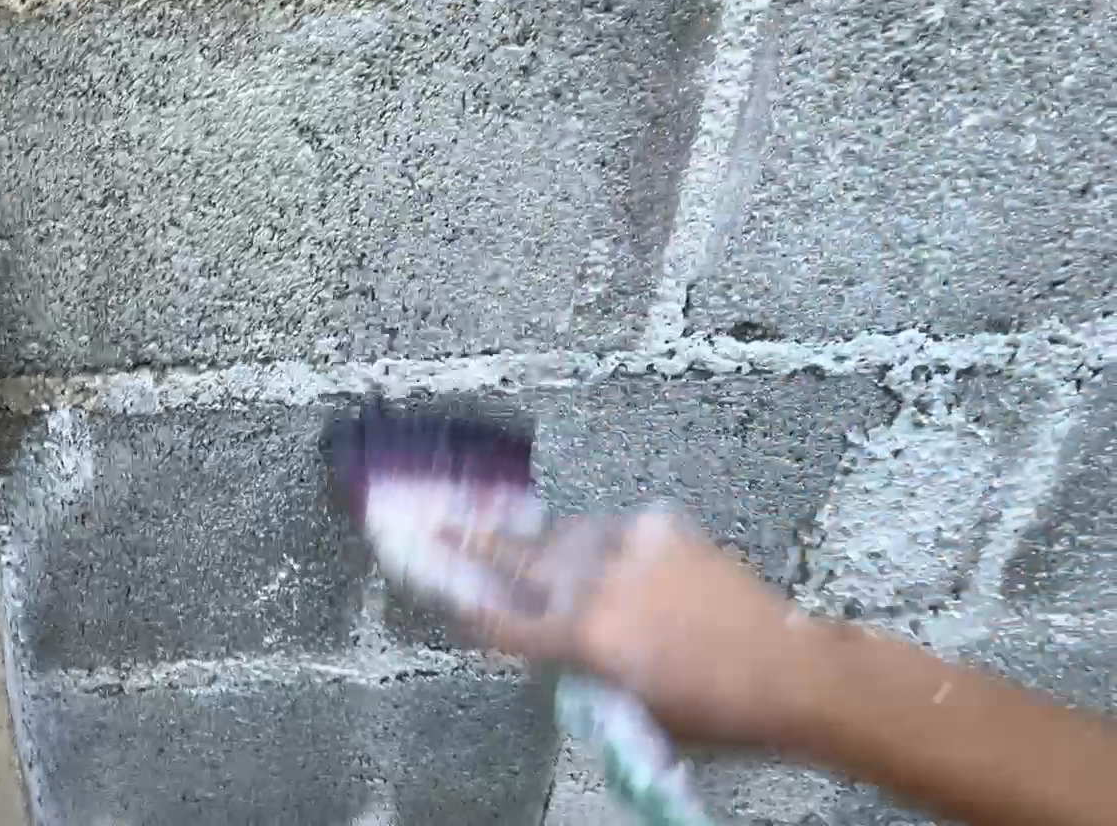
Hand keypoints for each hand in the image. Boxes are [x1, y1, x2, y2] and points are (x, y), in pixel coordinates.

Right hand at [448, 511, 815, 746]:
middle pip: (516, 559)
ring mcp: (623, 550)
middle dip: (470, 542)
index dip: (471, 612)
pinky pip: (609, 530)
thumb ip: (581, 670)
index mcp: (584, 638)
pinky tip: (622, 562)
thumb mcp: (635, 707)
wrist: (797, 673)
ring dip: (548, 547)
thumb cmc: (717, 711)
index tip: (450, 600)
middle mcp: (593, 587)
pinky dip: (605, 544)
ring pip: (561, 537)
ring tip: (546, 552)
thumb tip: (546, 644)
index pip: (505, 622)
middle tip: (439, 524)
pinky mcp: (654, 528)